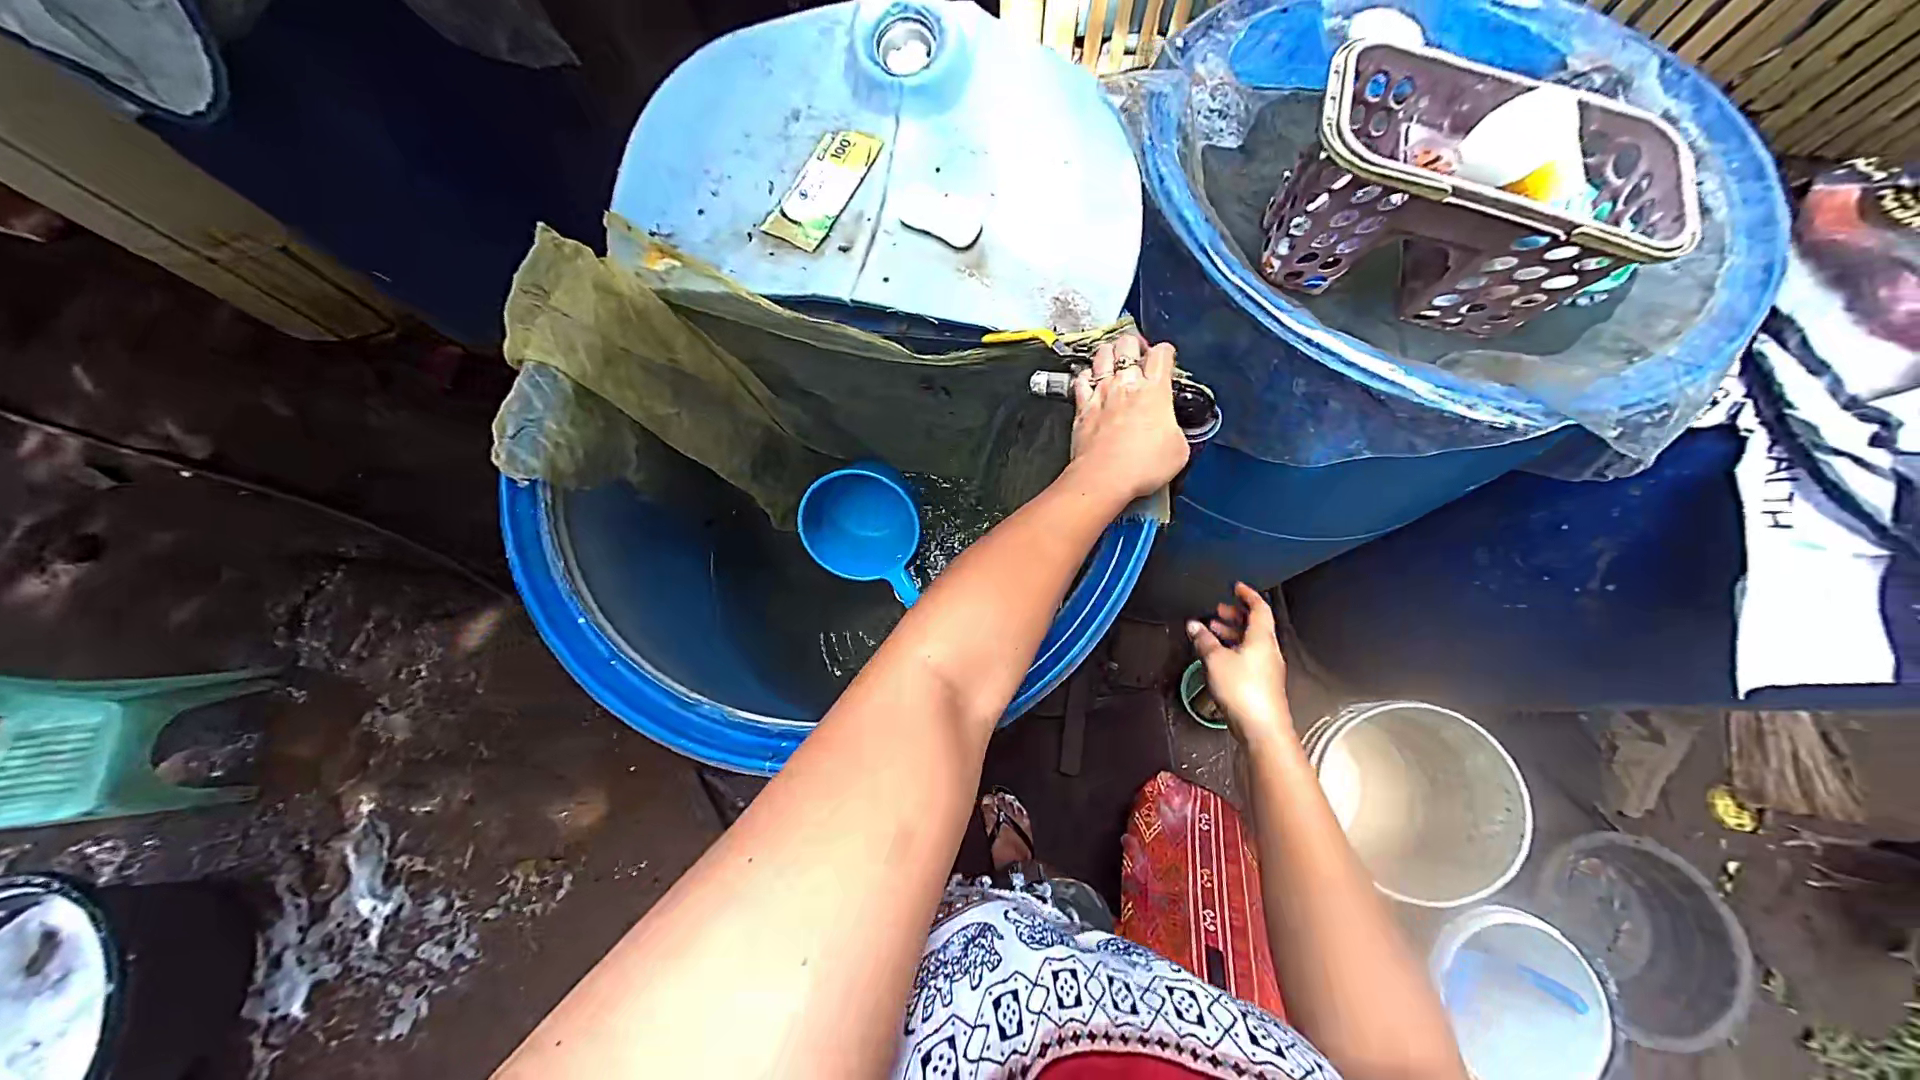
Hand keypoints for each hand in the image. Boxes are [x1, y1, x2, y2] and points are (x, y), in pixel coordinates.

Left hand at [1069, 333, 1189, 500]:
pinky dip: (1086, 374)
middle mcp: (1126, 385)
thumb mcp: (1178, 449)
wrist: (1104, 478)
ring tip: (1114, 357)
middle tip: (1137, 353)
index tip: (1165, 357)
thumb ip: (1175, 430)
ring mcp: (1101, 394)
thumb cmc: (1142, 466)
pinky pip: (1081, 380)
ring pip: (1102, 355)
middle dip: (1134, 344)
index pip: (1162, 354)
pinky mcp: (1082, 408)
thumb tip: (1171, 430)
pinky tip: (1090, 379)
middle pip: (1128, 345)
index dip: (1165, 351)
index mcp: (1156, 391)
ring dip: (1109, 352)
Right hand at [1187, 583, 1294, 752]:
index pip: (1259, 608)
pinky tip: (1218, 656)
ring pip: (1250, 642)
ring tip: (1213, 631)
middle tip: (1221, 609)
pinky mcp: (1261, 683)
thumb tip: (1194, 627)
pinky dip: (1233, 650)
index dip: (1248, 595)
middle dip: (1236, 615)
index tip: (1238, 588)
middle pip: (1255, 625)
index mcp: (1262, 639)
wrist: (1262, 728)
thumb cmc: (1246, 693)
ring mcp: (1267, 668)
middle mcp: (1268, 651)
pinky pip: (1248, 658)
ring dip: (1233, 633)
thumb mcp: (1215, 660)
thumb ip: (1204, 640)